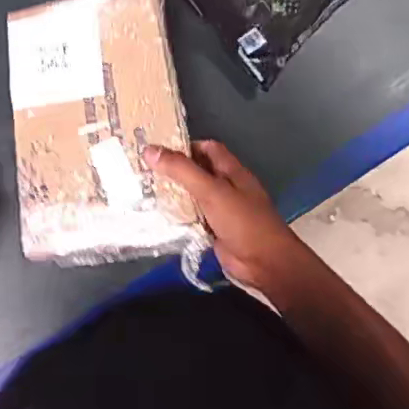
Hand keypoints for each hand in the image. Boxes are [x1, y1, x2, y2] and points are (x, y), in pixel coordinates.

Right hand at [144, 140, 312, 294]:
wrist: (264, 262)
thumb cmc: (242, 221)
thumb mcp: (211, 191)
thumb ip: (182, 170)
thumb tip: (150, 150)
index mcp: (231, 171)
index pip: (207, 148)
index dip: (185, 146)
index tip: (158, 150)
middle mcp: (227, 187)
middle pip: (198, 172)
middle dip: (175, 170)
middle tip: (144, 170)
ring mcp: (221, 210)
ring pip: (194, 196)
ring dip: (174, 194)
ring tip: (144, 190)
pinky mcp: (215, 231)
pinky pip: (194, 218)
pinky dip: (178, 216)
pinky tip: (157, 216)